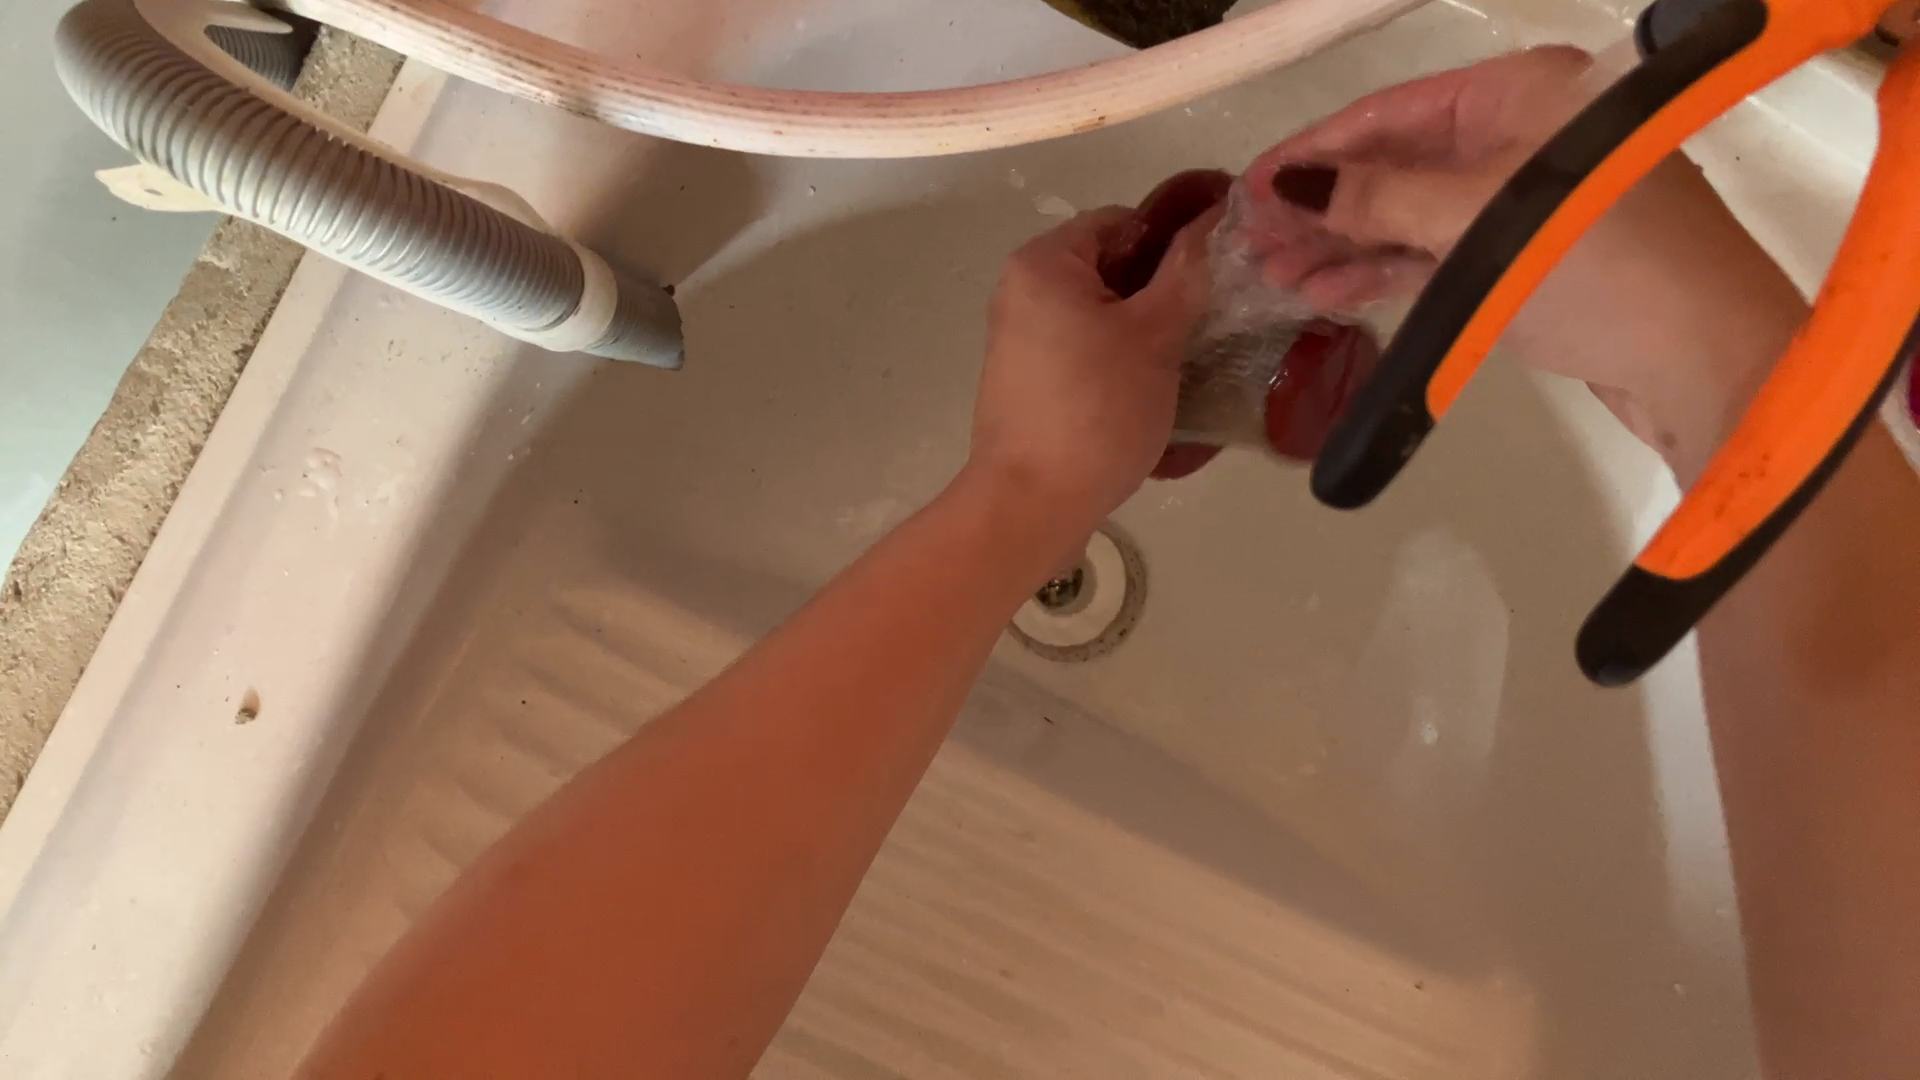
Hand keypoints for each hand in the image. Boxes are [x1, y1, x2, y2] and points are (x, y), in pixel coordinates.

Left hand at [967, 206, 1211, 544]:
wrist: (1032, 505)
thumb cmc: (1095, 411)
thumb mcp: (1154, 336)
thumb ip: (1187, 271)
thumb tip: (1216, 219)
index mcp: (1042, 265)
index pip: (1121, 223)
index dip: (1174, 238)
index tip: (1219, 271)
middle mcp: (1020, 296)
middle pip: (1108, 273)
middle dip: (1161, 295)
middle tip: (1211, 322)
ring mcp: (1020, 347)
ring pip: (1098, 321)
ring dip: (1143, 336)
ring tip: (1189, 361)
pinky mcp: (1027, 389)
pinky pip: (1082, 359)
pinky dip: (1116, 367)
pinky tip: (1151, 394)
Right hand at [1236, 47, 1807, 473]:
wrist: (1682, 348)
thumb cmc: (1582, 258)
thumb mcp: (1467, 217)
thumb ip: (1372, 198)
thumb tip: (1287, 185)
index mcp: (1514, 96)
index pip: (1386, 115)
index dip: (1311, 152)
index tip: (1249, 187)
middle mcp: (1506, 138)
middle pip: (1386, 168)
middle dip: (1317, 208)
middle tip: (1251, 242)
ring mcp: (1502, 202)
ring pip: (1397, 217)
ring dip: (1336, 246)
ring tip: (1273, 277)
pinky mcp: (1500, 257)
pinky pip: (1420, 254)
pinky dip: (1372, 271)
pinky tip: (1321, 290)